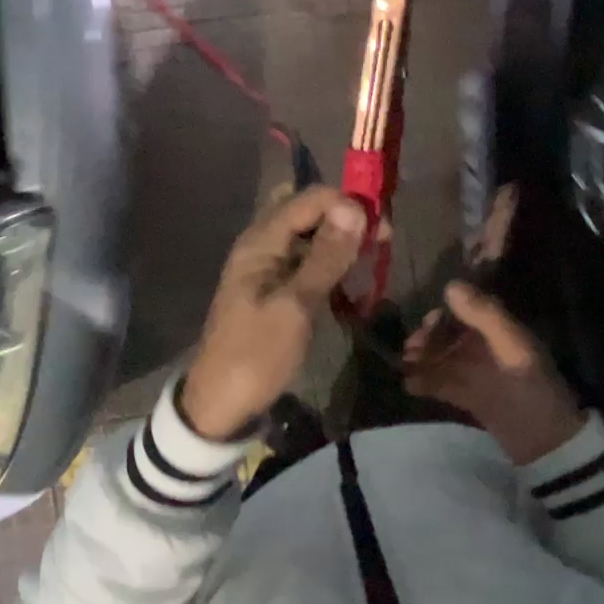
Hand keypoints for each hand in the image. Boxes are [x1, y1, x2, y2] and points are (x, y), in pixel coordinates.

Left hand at [181, 187, 366, 439]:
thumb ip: (325, 257)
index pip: (309, 198)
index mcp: (259, 241)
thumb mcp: (295, 306)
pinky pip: (304, 263)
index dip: (348, 205)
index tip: (383, 231)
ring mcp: (265, 268)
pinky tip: (349, 282)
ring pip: (308, 237)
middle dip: (345, 218)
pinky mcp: (273, 290)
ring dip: (339, 242)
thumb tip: (354, 208)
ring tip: (370, 262)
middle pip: (308, 212)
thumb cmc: (256, 355)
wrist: (220, 404)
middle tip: (380, 244)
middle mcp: (260, 245)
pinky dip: (328, 265)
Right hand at [402, 281, 586, 464]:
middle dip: (428, 339)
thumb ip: (484, 316)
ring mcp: (478, 375)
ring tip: (404, 366)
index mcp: (502, 332)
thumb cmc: (532, 390)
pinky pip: (443, 384)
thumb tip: (450, 285)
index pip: (466, 312)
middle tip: (409, 350)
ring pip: (442, 360)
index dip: (443, 315)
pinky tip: (408, 385)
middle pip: (449, 336)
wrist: (546, 443)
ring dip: (423, 360)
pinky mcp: (470, 398)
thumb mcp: (512, 348)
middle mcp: (487, 349)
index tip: (426, 323)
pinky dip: (426, 382)